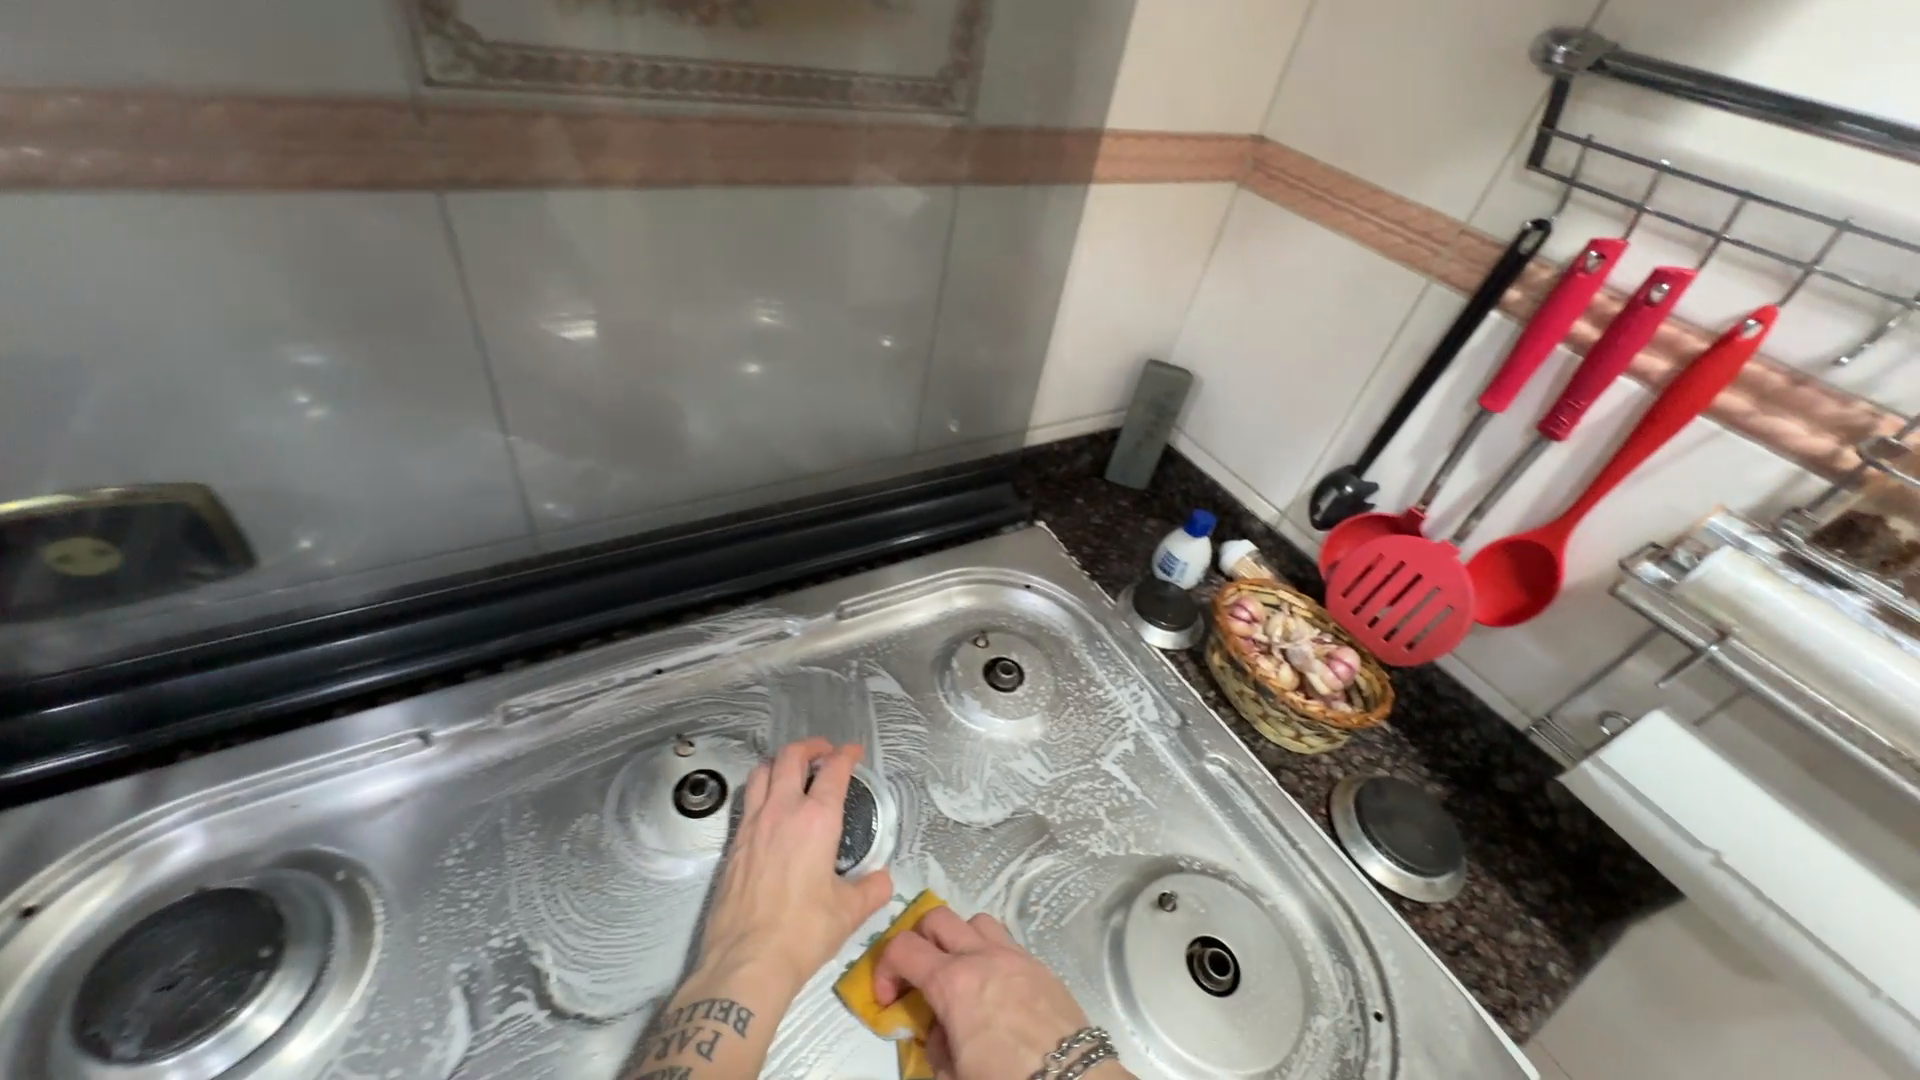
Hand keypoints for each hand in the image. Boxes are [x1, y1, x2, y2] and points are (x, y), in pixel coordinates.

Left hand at [698, 738, 893, 998]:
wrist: (746, 963)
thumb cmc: (803, 933)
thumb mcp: (849, 912)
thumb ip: (872, 889)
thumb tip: (882, 880)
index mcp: (817, 820)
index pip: (833, 771)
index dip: (846, 755)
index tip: (854, 752)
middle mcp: (782, 812)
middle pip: (791, 757)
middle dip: (810, 746)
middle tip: (824, 752)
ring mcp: (752, 825)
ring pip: (762, 771)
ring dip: (780, 762)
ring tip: (794, 770)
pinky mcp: (733, 844)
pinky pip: (748, 800)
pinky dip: (762, 789)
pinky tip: (771, 807)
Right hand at [872, 906, 1125, 1079]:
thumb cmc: (1007, 1079)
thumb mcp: (953, 1076)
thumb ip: (937, 1046)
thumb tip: (940, 1031)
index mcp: (953, 981)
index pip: (902, 948)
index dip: (885, 969)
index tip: (888, 1000)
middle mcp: (981, 955)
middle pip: (936, 918)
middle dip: (919, 941)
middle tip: (919, 977)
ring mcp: (1013, 954)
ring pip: (974, 921)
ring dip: (958, 940)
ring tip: (959, 974)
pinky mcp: (1039, 964)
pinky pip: (1006, 940)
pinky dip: (989, 952)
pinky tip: (994, 987)